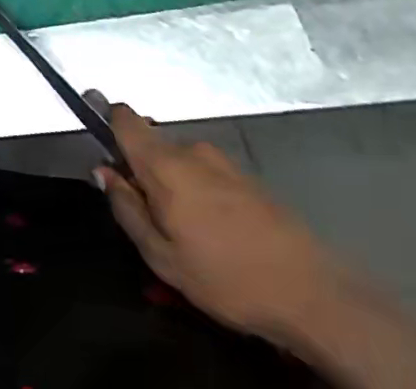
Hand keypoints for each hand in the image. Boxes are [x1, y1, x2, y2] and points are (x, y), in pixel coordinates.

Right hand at [95, 100, 358, 346]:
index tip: (95, 123)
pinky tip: (216, 237)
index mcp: (163, 164)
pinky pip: (209, 178)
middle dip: (142, 171)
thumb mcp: (160, 254)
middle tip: (147, 214)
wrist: (320, 300)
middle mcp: (194, 153)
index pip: (125, 119)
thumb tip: (103, 172)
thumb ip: (125, 207)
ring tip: (185, 234)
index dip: (106, 115)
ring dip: (174, 187)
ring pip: (182, 165)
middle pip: (153, 146)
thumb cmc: (227, 277)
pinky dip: (202, 197)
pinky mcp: (253, 183)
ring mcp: (227, 166)